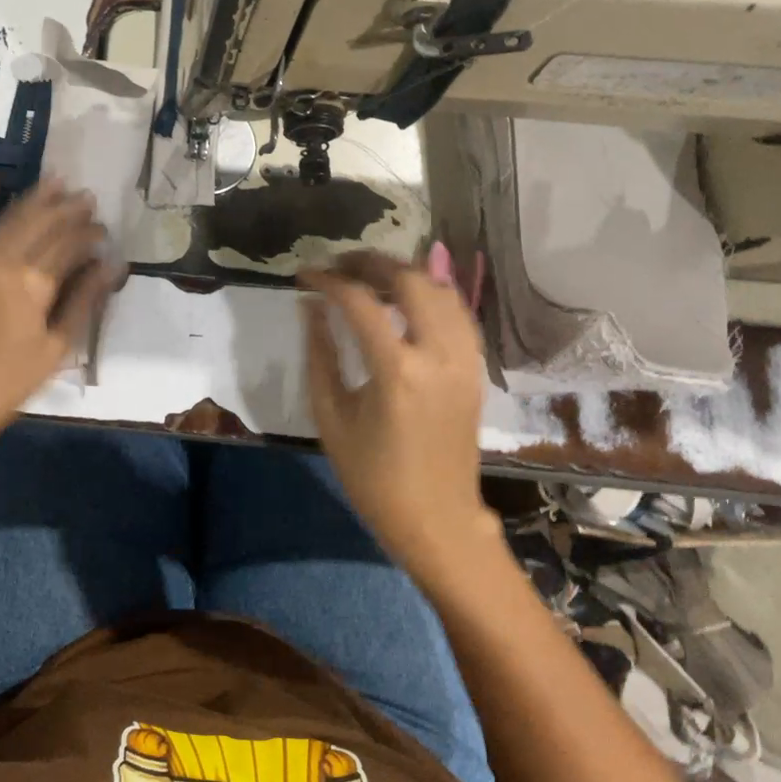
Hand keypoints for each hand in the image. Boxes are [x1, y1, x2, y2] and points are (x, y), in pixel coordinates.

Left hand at [0, 172, 119, 458]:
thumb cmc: (13, 379)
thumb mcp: (58, 345)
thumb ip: (84, 301)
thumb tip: (113, 266)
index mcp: (35, 284)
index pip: (70, 245)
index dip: (90, 235)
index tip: (105, 233)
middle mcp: (5, 262)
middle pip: (43, 224)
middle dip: (68, 209)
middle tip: (88, 199)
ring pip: (11, 218)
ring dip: (36, 198)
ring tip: (57, 182)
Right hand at [299, 248, 499, 579]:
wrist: (435, 518)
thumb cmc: (372, 475)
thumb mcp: (331, 415)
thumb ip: (320, 353)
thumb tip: (311, 308)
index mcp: (397, 371)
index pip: (360, 302)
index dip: (328, 280)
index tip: (304, 275)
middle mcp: (439, 356)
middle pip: (410, 281)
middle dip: (370, 263)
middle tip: (338, 265)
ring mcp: (465, 361)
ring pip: (441, 290)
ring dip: (403, 274)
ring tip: (369, 276)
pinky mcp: (476, 369)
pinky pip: (458, 314)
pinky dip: (431, 295)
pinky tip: (405, 300)